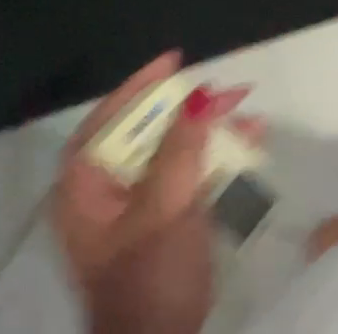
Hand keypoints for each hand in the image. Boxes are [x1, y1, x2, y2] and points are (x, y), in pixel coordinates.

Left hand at [51, 52, 262, 333]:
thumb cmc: (151, 274)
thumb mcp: (167, 207)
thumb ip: (182, 149)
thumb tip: (199, 94)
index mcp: (86, 194)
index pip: (102, 127)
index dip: (134, 91)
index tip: (174, 63)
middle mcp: (105, 197)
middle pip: (141, 136)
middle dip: (185, 109)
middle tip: (226, 89)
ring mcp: (136, 211)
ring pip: (171, 152)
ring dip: (208, 129)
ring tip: (247, 112)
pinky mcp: (165, 222)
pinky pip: (190, 173)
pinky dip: (217, 153)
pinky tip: (251, 139)